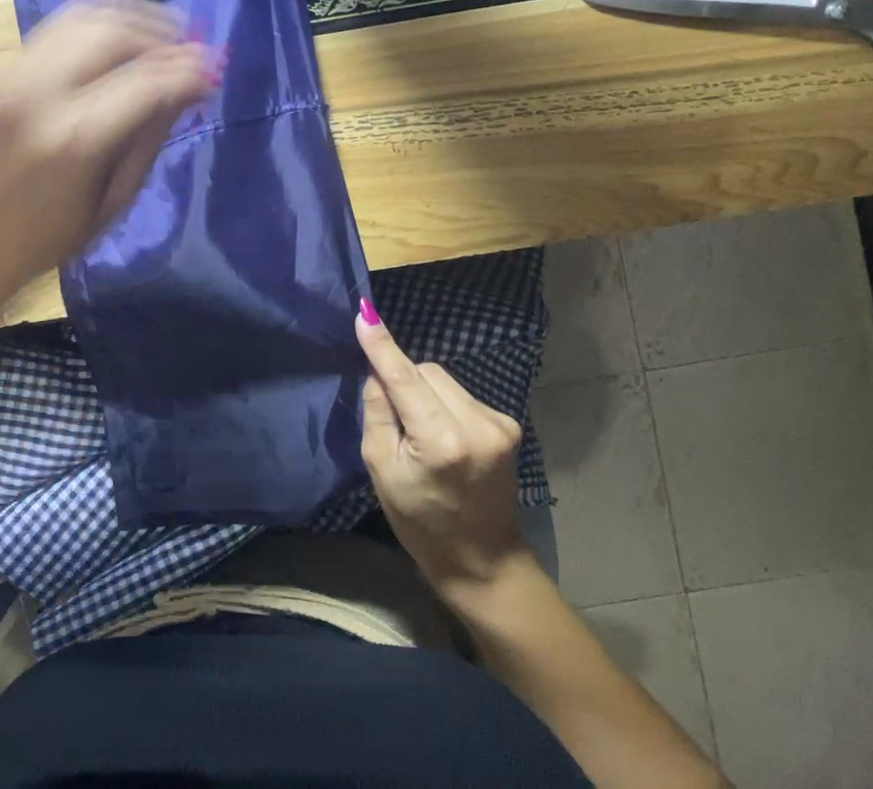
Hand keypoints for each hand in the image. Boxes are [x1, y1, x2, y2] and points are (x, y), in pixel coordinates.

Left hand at [0, 0, 216, 305]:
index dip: (190, 71)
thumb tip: (189, 90)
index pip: (148, 81)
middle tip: (194, 46)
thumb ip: (148, 140)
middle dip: (163, 34)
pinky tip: (118, 42)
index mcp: (75, 138)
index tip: (216, 72)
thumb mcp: (108, 205)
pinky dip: (95, 27)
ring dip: (131, 19)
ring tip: (163, 35)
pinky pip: (56, 31)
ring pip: (83, 18)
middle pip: (115, 33)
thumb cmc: (41, 245)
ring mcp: (12, 76)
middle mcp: (41, 92)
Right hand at [356, 299, 533, 592]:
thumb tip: (378, 373)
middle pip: (428, 371)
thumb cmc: (419, 520)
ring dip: (424, 393)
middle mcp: (478, 424)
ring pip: (445, 380)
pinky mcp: (508, 425)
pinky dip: (443, 405)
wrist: (480, 557)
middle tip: (392, 418)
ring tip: (419, 435)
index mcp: (442, 441)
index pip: (405, 378)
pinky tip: (442, 438)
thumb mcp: (381, 470)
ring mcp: (499, 423)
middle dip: (404, 381)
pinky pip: (461, 396)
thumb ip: (379, 414)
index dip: (382, 346)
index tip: (365, 314)